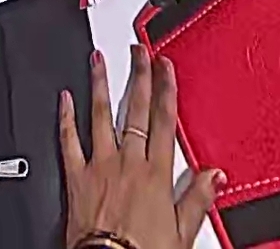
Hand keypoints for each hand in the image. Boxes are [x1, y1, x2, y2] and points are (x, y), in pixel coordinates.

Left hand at [60, 46, 221, 248]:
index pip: (164, 120)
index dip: (165, 88)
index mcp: (155, 173)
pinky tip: (64, 98)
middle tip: (138, 49)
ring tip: (99, 60)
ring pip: (101, 115)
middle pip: (136, 109)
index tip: (165, 65)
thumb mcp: (180, 234)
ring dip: (101, 84)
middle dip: (139, 75)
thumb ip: (197, 200)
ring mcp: (101, 165)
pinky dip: (66, 118)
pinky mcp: (77, 177)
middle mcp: (128, 161)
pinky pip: (69, 141)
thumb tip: (215, 176)